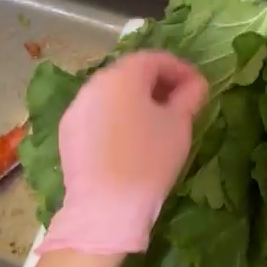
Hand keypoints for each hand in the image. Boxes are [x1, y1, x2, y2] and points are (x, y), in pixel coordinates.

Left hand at [40, 51, 208, 255]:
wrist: (106, 207)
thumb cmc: (149, 160)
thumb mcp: (179, 125)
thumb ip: (189, 96)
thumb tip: (194, 85)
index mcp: (122, 76)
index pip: (156, 59)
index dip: (181, 69)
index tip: (198, 87)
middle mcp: (94, 84)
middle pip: (130, 73)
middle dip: (157, 83)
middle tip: (180, 102)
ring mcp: (77, 108)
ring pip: (112, 94)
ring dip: (136, 100)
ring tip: (156, 121)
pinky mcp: (68, 132)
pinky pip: (98, 114)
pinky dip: (117, 117)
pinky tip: (131, 139)